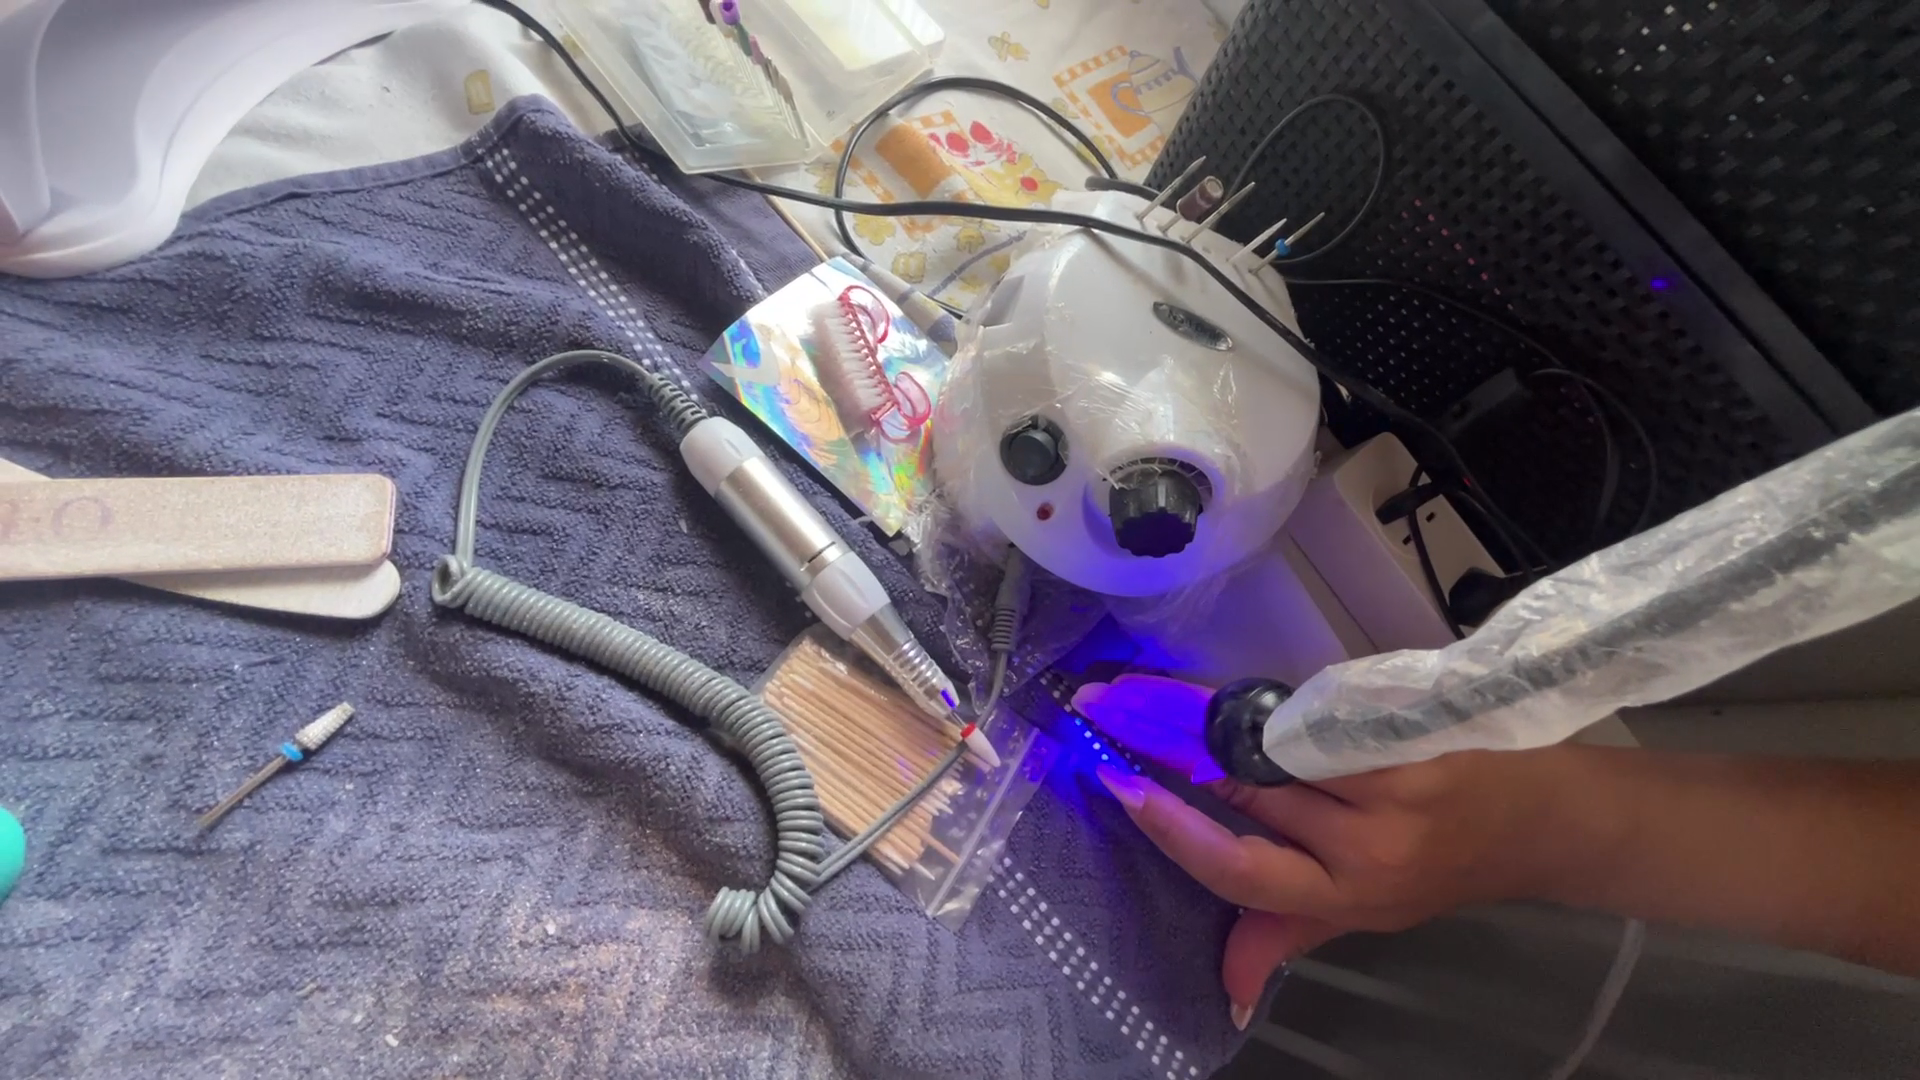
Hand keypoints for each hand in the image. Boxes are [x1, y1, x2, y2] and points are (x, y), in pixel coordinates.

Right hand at [1076, 676, 1580, 1027]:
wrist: (1543, 821)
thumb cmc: (1439, 866)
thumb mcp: (1362, 912)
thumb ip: (1286, 932)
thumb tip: (1225, 992)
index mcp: (1346, 897)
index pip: (1239, 868)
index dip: (1172, 827)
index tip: (1116, 783)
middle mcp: (1365, 850)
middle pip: (1243, 788)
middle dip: (1168, 743)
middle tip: (1107, 705)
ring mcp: (1388, 787)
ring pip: (1268, 745)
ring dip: (1202, 716)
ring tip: (1145, 692)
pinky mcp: (1406, 736)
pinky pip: (1311, 715)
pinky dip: (1264, 704)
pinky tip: (1226, 691)